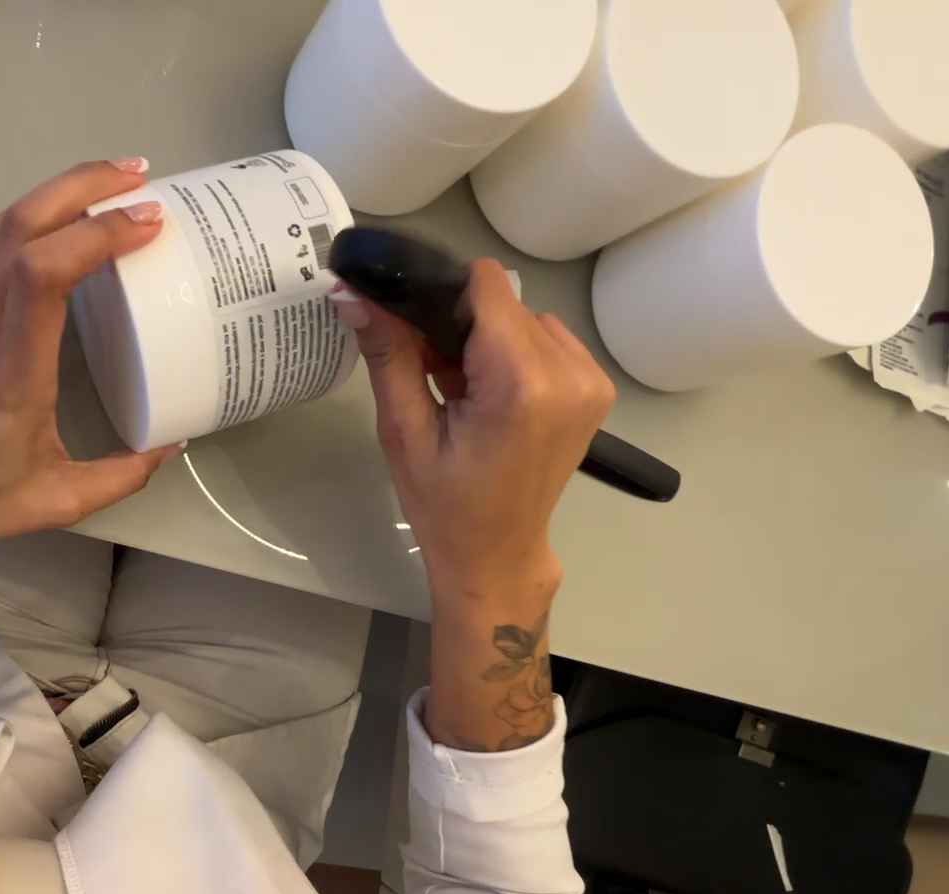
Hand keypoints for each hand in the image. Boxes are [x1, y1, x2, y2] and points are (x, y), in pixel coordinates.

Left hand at [0, 160, 178, 660]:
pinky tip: (66, 222)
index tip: (149, 225)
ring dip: (55, 193)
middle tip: (140, 176)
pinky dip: (33, 217)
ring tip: (111, 184)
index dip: (96, 235)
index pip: (41, 276)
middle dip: (81, 187)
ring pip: (0, 229)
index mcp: (10, 374)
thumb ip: (123, 475)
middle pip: (19, 229)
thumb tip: (172, 443)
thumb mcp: (58, 501)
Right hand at [332, 258, 612, 599]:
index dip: (441, 297)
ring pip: (524, 318)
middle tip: (433, 380)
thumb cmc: (443, 505)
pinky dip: (513, 356)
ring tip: (464, 394)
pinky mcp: (596, 386)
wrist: (496, 553)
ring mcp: (590, 378)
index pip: (484, 286)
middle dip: (460, 329)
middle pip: (502, 303)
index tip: (415, 336)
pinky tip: (492, 398)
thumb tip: (353, 296)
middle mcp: (570, 371)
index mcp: (521, 384)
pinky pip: (545, 339)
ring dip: (487, 342)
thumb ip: (388, 356)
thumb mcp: (404, 433)